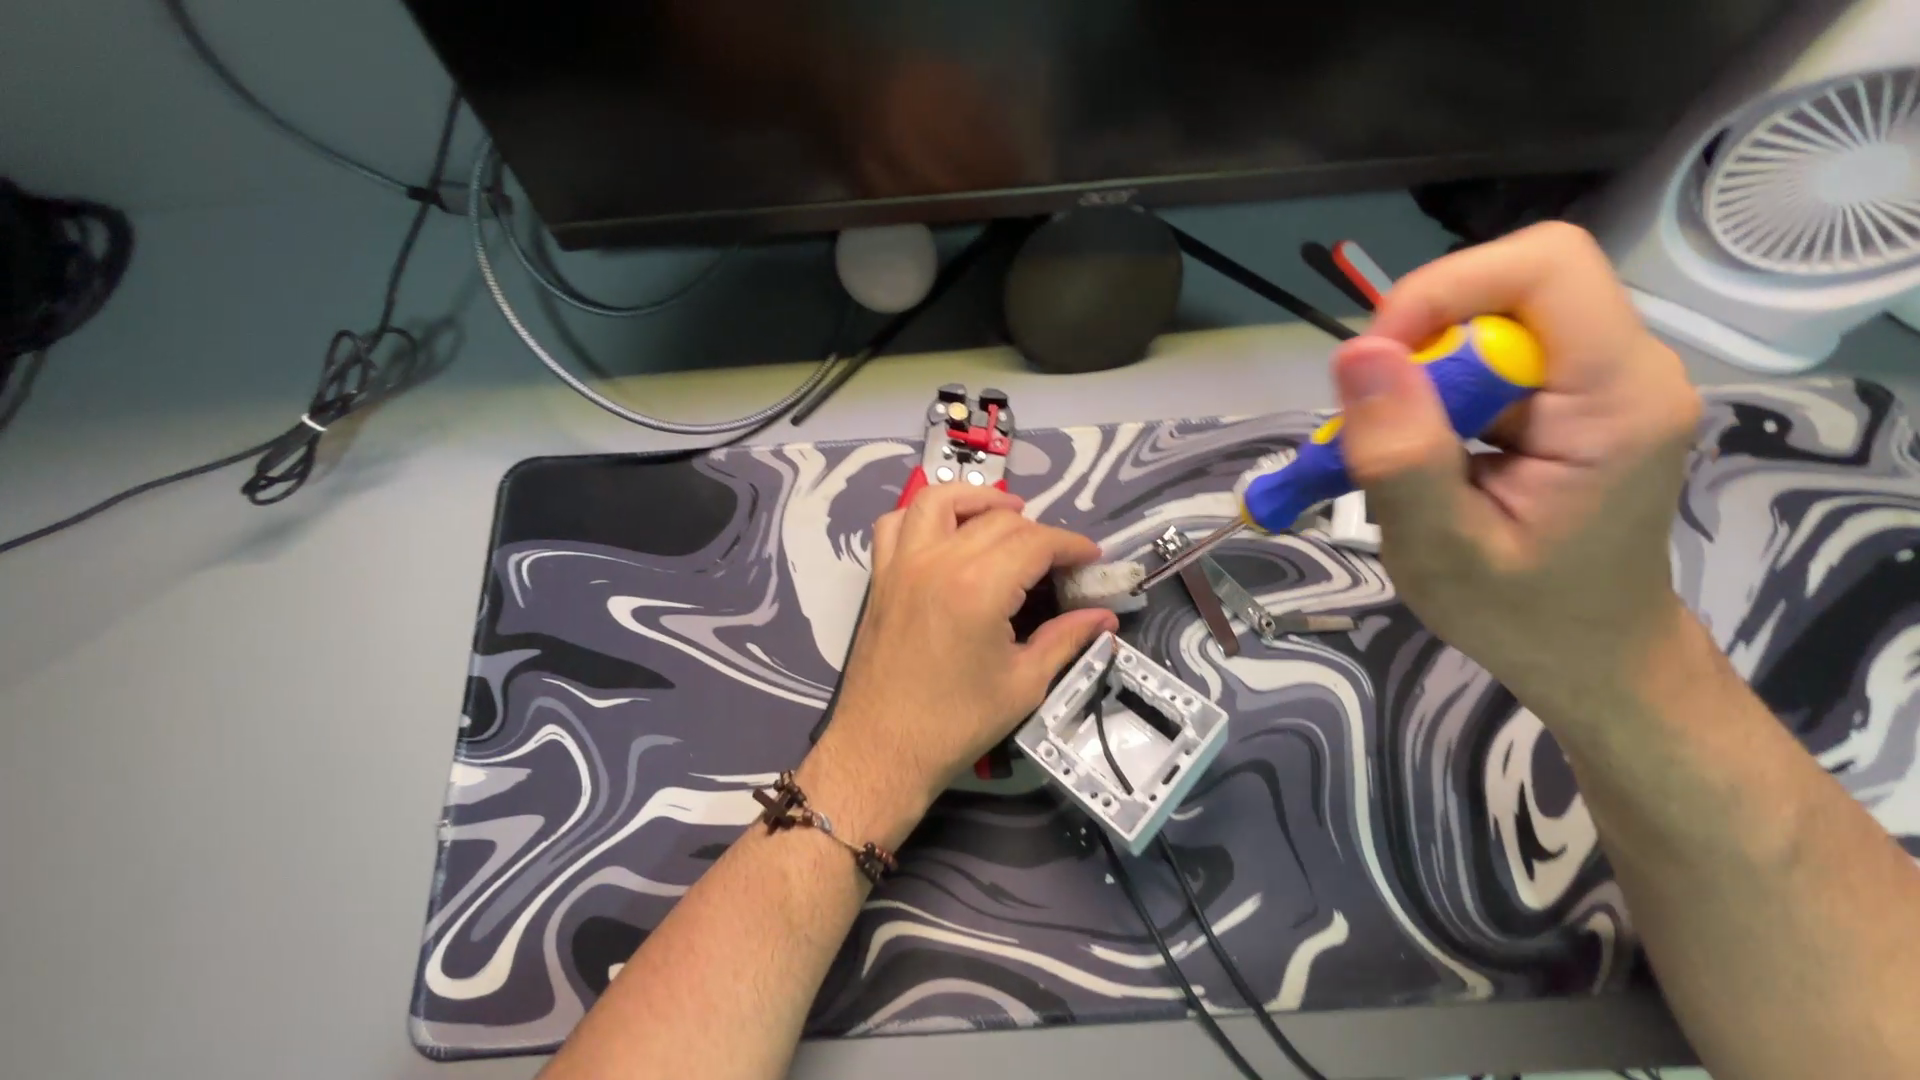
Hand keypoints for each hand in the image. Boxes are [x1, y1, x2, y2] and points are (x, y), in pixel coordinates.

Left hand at [802, 484, 1116, 843]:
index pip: (1037, 542)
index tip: (1092, 558)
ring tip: (1007, 516)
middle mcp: (938, 561)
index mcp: (979, 587)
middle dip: (1038, 531)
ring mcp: (902, 564)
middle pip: (998, 520)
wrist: (883, 749)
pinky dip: (923, 515)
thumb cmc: (957, 724)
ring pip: (940, 500)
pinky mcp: (881, 577)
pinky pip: (896, 524)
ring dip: (978, 500)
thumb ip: (1066, 639)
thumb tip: (1105, 619)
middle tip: (1059, 560)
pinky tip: (945, 532)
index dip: (1072, 545)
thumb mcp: (1024, 684)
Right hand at [1332, 222, 1702, 722]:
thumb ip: (1401, 455)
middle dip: (1420, 347)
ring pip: (1489, 325)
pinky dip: (1434, 398)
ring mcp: (1601, 382)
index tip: (1378, 363)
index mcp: (1617, 397)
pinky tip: (1423, 459)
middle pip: (1508, 291)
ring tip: (1395, 458)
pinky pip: (1489, 362)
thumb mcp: (1442, 550)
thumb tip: (1356, 354)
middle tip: (1374, 427)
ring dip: (1421, 379)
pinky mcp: (1572, 400)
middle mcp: (1625, 369)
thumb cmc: (1523, 618)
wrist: (1592, 658)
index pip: (1544, 265)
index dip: (1445, 291)